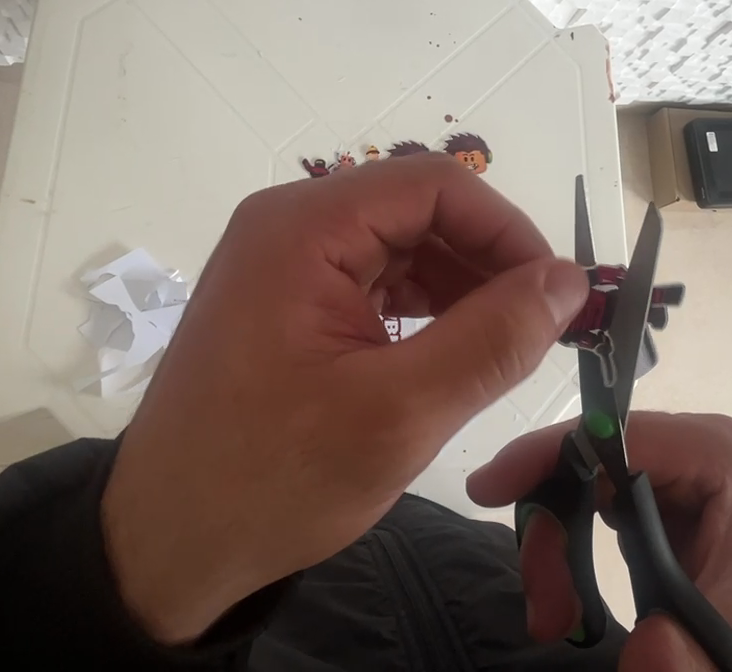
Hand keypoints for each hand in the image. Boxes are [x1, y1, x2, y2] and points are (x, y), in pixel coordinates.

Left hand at [101, 155, 589, 642]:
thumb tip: (567, 281)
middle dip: (488, 261)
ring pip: (404, 244)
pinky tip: (456, 348)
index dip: (505, 229)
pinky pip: (378, 277)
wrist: (164, 545)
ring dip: (463, 286)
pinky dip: (427, 307)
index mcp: (304, 227)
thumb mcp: (398, 415)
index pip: (434, 185)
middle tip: (540, 326)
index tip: (554, 292)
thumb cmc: (272, 480)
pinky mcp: (292, 296)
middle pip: (419, 210)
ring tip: (506, 344)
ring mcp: (289, 259)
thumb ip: (492, 341)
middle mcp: (293, 223)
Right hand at [468, 412, 731, 671]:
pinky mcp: (665, 502)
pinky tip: (570, 596)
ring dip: (557, 541)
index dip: (548, 452)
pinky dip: (571, 544)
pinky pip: (597, 503)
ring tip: (556, 616)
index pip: (615, 432)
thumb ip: (694, 662)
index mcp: (716, 458)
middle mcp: (692, 449)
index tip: (489, 489)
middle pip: (589, 456)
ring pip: (585, 479)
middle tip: (543, 609)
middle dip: (552, 522)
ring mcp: (677, 473)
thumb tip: (647, 644)